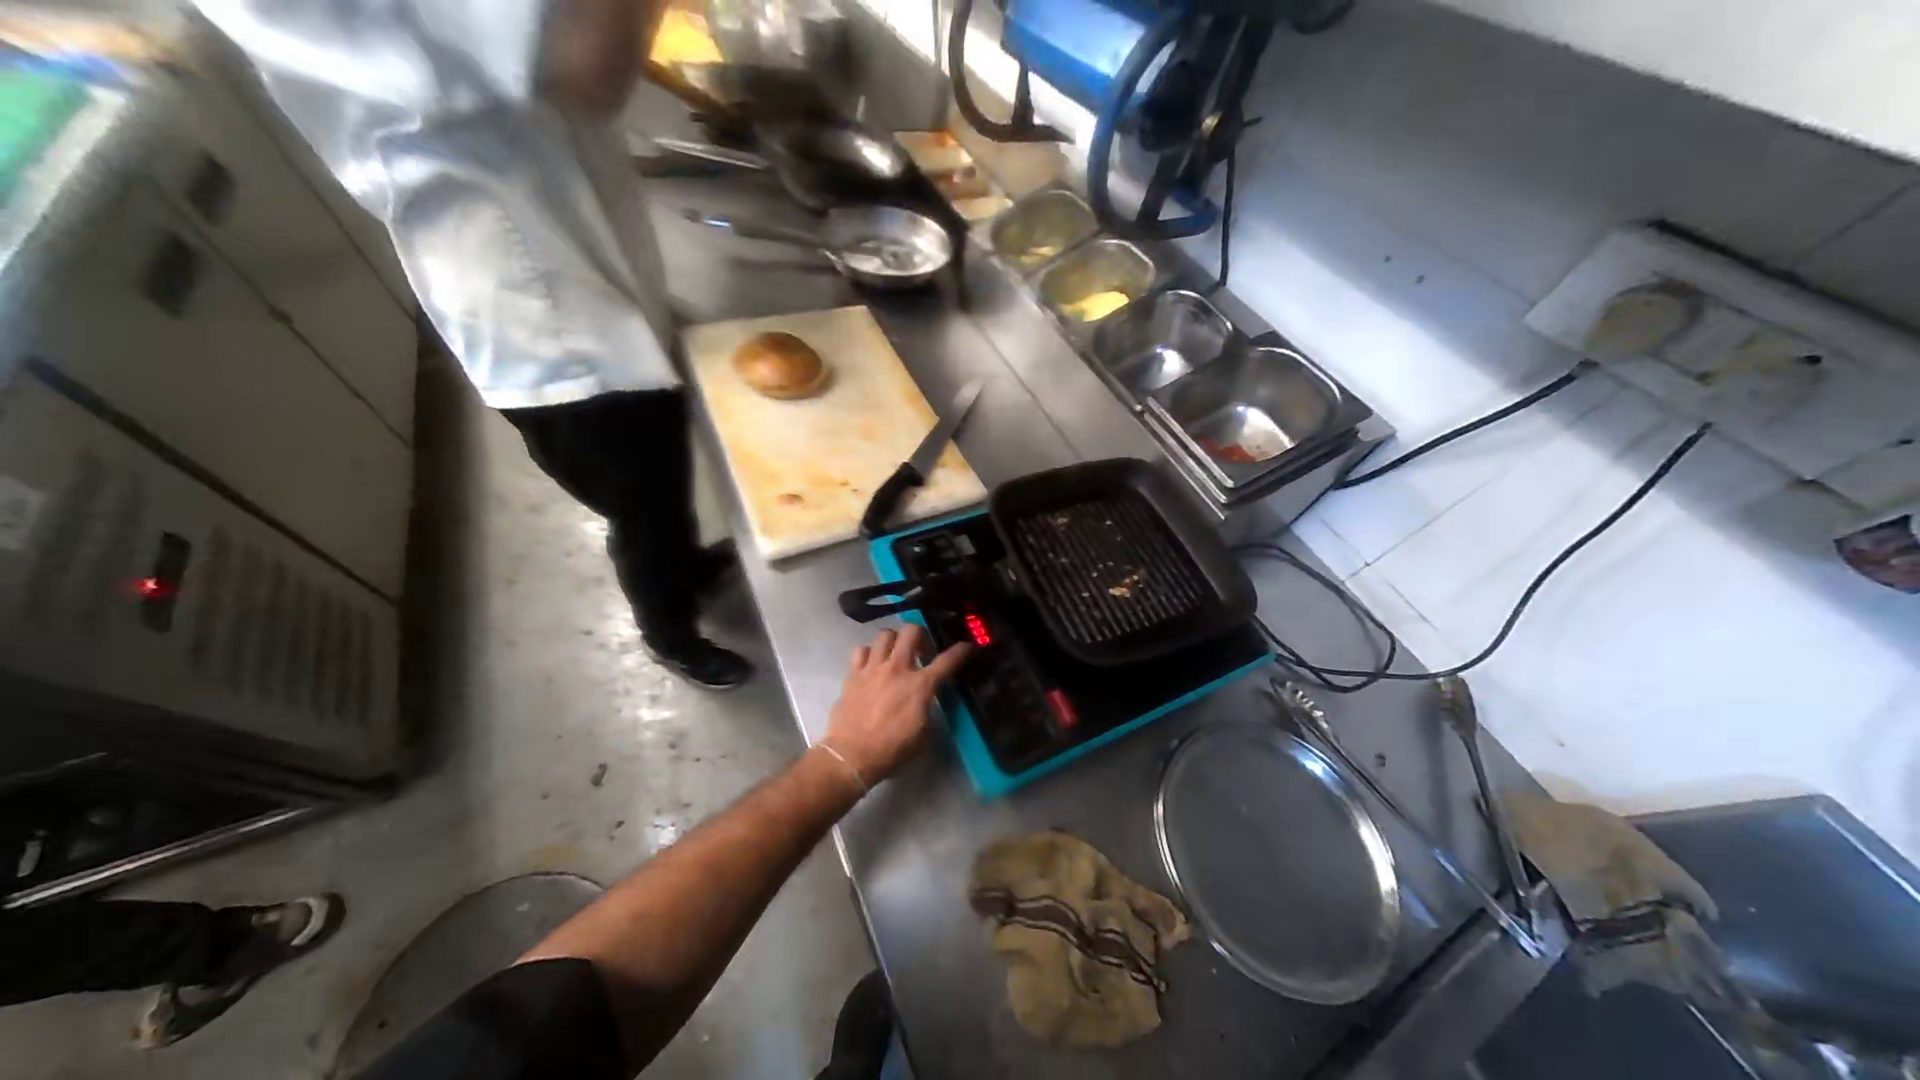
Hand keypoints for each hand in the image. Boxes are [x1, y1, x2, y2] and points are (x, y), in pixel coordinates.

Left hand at [822, 625, 970, 786]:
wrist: (853, 755)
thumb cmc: (893, 749)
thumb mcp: (924, 733)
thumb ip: (927, 708)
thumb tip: (924, 700)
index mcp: (920, 685)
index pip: (947, 660)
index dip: (962, 651)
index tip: (967, 647)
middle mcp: (897, 669)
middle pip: (912, 631)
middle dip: (921, 635)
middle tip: (921, 650)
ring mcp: (873, 668)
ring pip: (885, 634)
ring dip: (894, 641)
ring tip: (895, 654)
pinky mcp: (853, 674)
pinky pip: (861, 650)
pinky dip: (869, 654)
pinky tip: (872, 665)